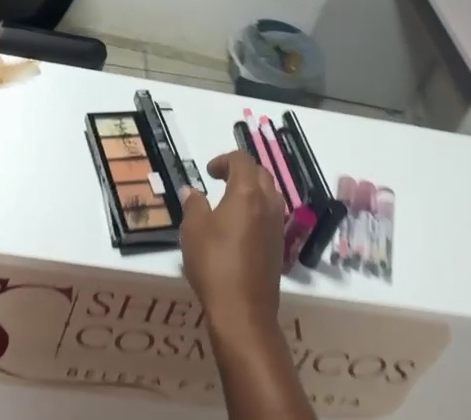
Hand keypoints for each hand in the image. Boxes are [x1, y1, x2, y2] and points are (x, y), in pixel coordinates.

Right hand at [181, 151, 284, 337]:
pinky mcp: (279, 245)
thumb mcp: (193, 230)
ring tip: (229, 202)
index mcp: (247, 192)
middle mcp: (268, 203)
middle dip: (240, 171)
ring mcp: (277, 225)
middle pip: (260, 173)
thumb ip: (193, 205)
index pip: (242, 160)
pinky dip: (256, 210)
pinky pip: (270, 214)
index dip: (224, 159)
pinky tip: (238, 227)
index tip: (208, 172)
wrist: (243, 310)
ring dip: (251, 190)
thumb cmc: (214, 263)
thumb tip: (192, 192)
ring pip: (269, 194)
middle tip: (220, 180)